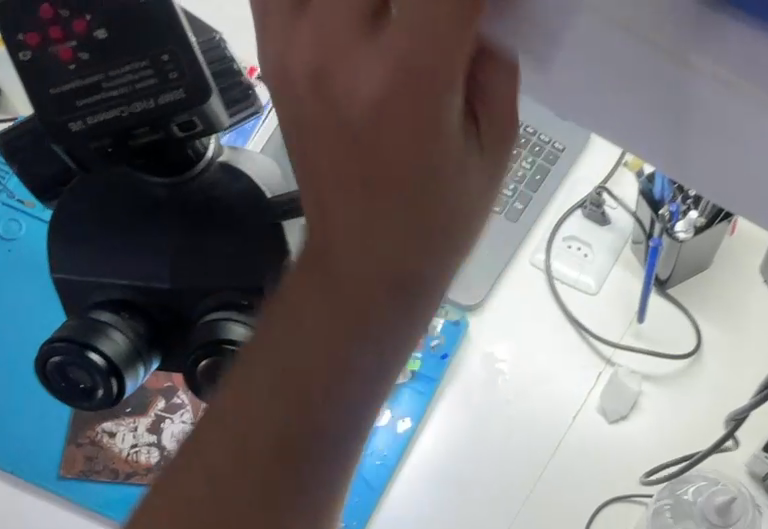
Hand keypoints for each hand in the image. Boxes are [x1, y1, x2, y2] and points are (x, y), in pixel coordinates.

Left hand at [252, 0, 519, 301]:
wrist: (365, 264)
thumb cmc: (440, 218)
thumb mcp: (496, 147)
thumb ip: (494, 58)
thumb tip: (487, 1)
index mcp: (409, 79)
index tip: (486, 11)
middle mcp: (340, 46)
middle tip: (443, 18)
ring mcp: (294, 39)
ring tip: (400, 22)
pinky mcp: (271, 44)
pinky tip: (358, 17)